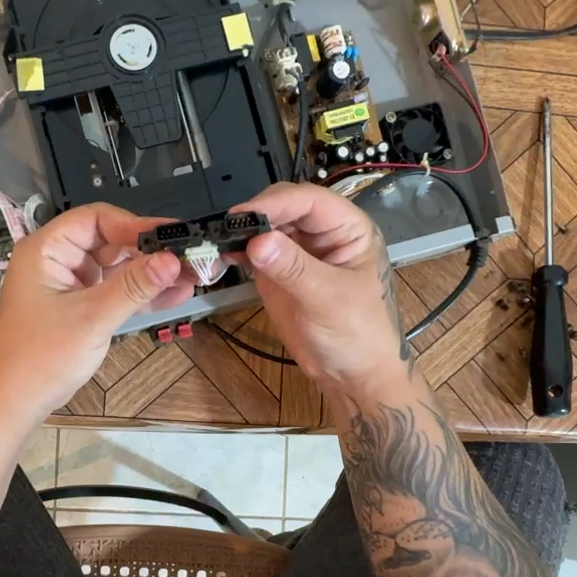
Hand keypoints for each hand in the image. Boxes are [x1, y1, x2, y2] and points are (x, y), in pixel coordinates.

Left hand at [0, 204, 194, 416]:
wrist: (16, 402)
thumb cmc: (41, 359)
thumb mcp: (92, 318)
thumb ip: (133, 287)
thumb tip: (171, 259)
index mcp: (45, 250)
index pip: (96, 219)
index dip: (135, 225)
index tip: (171, 237)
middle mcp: (55, 260)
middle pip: (109, 241)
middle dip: (149, 251)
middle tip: (189, 258)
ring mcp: (67, 284)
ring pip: (115, 267)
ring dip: (150, 274)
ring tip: (191, 276)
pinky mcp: (78, 306)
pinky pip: (113, 291)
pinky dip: (138, 294)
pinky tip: (173, 294)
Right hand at [234, 183, 408, 396]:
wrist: (352, 375)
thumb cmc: (357, 335)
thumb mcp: (328, 299)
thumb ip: (294, 268)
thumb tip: (257, 241)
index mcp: (348, 229)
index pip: (310, 201)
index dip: (277, 203)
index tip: (244, 214)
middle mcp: (323, 233)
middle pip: (285, 207)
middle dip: (257, 214)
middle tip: (228, 230)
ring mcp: (299, 253)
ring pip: (266, 227)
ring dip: (243, 232)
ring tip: (219, 242)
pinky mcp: (279, 273)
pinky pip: (256, 252)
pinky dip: (239, 251)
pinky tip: (223, 255)